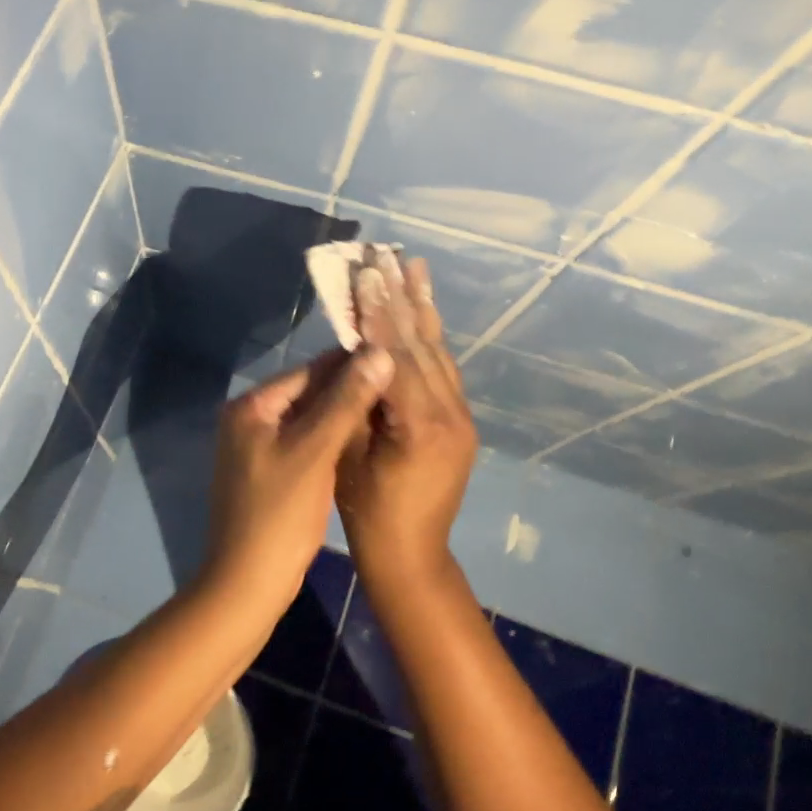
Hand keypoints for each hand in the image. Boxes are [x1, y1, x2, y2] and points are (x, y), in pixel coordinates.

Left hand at [205, 348, 396, 597]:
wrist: (249, 581)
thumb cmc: (279, 514)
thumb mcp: (314, 452)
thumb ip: (345, 401)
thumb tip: (379, 352)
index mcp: (250, 407)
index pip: (309, 370)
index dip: (352, 365)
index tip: (398, 361)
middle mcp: (249, 419)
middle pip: (308, 393)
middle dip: (350, 389)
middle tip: (402, 386)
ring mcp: (258, 448)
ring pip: (310, 419)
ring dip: (345, 414)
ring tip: (393, 408)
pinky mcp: (271, 472)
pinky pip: (306, 444)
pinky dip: (332, 440)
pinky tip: (366, 440)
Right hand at [335, 254, 478, 582]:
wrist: (411, 556)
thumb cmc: (367, 514)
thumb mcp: (350, 457)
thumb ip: (357, 403)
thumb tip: (355, 353)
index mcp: (420, 426)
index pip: (395, 357)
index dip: (378, 313)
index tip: (366, 272)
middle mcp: (450, 414)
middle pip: (422, 345)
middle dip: (401, 297)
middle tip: (387, 255)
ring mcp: (461, 418)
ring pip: (438, 353)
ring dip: (422, 308)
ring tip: (414, 267)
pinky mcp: (460, 423)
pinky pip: (443, 371)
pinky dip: (430, 337)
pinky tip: (423, 313)